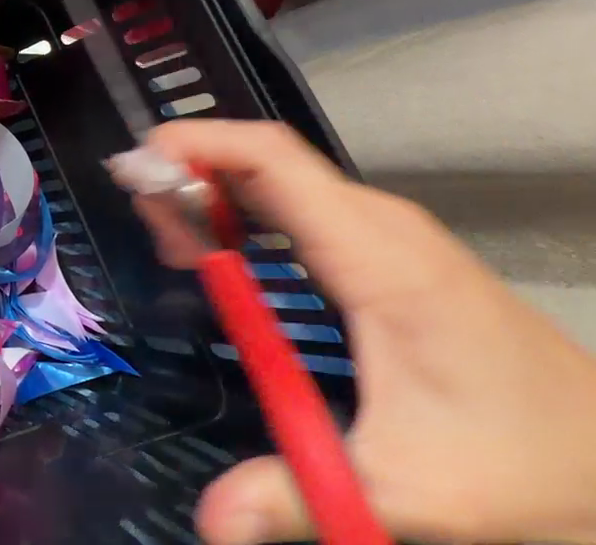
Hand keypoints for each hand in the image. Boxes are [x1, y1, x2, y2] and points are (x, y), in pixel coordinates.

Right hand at [137, 120, 595, 544]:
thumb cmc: (524, 473)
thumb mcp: (410, 494)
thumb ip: (296, 497)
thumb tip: (208, 521)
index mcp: (382, 260)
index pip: (270, 158)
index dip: (191, 148)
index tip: (132, 178)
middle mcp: (382, 227)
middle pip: (262, 157)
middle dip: (187, 174)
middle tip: (148, 229)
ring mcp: (389, 234)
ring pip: (276, 173)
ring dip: (210, 192)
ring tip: (174, 244)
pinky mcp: (388, 249)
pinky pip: (296, 199)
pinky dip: (242, 206)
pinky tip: (221, 249)